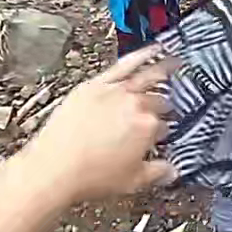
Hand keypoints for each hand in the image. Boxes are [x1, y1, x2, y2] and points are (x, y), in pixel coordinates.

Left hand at [10, 45, 177, 206]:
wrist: (55, 167)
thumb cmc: (90, 175)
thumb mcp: (132, 182)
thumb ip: (158, 173)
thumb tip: (172, 171)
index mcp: (149, 127)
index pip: (164, 125)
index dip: (163, 131)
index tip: (160, 134)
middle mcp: (137, 105)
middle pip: (158, 100)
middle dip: (164, 105)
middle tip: (167, 106)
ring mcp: (117, 91)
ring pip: (148, 76)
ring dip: (165, 69)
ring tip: (176, 63)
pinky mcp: (98, 83)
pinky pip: (125, 64)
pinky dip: (141, 55)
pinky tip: (152, 49)